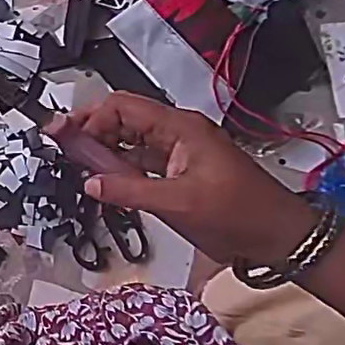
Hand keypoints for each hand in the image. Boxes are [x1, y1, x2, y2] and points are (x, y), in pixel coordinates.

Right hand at [57, 92, 317, 265]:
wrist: (280, 237)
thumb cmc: (240, 214)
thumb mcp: (178, 203)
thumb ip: (129, 190)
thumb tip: (90, 183)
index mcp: (179, 127)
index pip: (122, 107)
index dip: (91, 120)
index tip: (68, 140)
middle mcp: (176, 132)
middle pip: (121, 118)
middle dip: (91, 130)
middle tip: (64, 147)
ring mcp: (177, 150)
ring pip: (127, 139)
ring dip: (102, 149)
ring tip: (78, 164)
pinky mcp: (177, 169)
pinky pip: (138, 159)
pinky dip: (117, 166)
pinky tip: (102, 178)